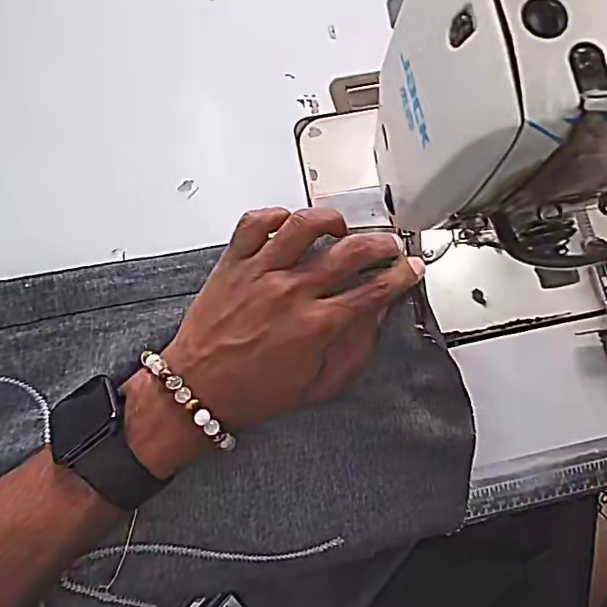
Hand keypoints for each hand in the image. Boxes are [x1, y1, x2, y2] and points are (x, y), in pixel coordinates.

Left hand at [124, 207, 424, 474]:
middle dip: (381, 243)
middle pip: (350, 250)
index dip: (400, 275)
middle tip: (387, 245)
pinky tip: (287, 223)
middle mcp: (291, 293)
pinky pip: (254, 223)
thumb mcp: (317, 386)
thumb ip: (353, 350)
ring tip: (339, 227)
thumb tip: (376, 318)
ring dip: (331, 219)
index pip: (373, 289)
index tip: (408, 268)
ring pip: (304, 224)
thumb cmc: (252, 391)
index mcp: (316, 325)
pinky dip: (274, 215)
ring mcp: (260, 274)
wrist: (199, 390)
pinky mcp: (233, 264)